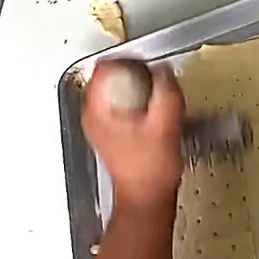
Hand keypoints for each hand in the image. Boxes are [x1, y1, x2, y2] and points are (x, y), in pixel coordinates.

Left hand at [84, 60, 183, 212]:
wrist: (146, 198)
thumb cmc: (149, 170)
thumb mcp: (165, 125)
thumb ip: (166, 93)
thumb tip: (163, 71)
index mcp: (97, 111)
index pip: (102, 68)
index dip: (126, 60)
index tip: (144, 64)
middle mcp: (92, 116)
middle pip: (108, 77)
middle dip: (133, 74)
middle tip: (154, 80)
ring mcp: (99, 125)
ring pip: (115, 90)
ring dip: (136, 88)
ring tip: (156, 96)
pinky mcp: (110, 132)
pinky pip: (120, 104)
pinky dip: (136, 102)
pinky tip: (153, 113)